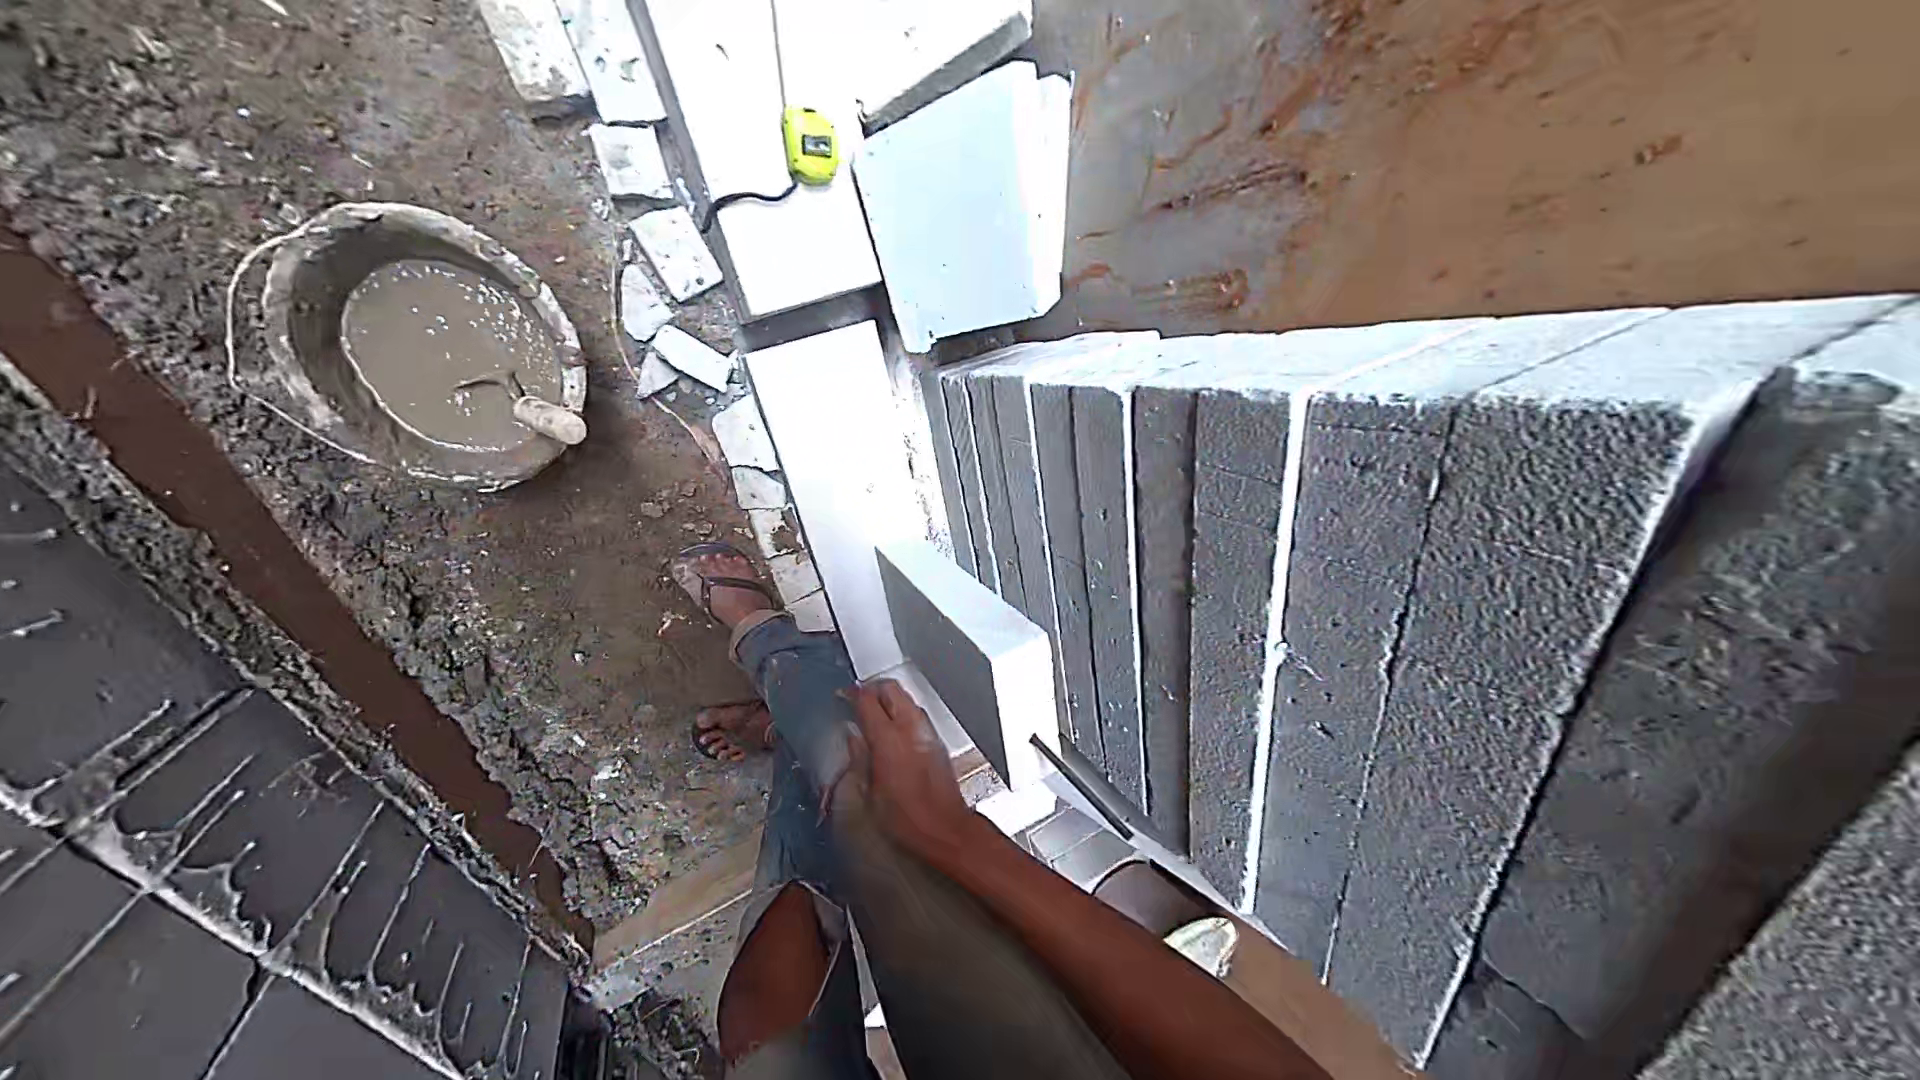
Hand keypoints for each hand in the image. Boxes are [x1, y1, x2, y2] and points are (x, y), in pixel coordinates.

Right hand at [844, 679, 979, 863]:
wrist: (944, 829)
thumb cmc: (908, 819)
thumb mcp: (870, 793)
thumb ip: (859, 758)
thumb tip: (852, 738)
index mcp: (888, 740)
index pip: (867, 700)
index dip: (851, 694)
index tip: (843, 695)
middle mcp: (910, 729)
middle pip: (890, 688)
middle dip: (872, 688)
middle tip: (858, 698)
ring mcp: (927, 732)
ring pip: (907, 697)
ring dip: (889, 698)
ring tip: (875, 711)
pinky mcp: (938, 741)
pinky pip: (918, 713)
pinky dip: (903, 711)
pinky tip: (895, 727)